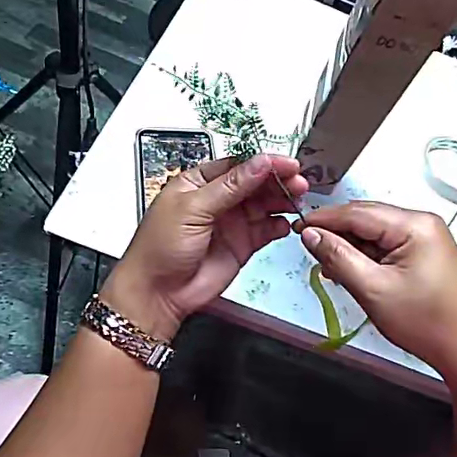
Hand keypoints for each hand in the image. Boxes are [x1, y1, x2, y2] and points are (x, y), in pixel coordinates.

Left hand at [102, 154, 307, 338]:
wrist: (157, 293)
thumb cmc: (159, 247)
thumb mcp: (194, 208)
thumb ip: (231, 186)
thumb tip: (259, 163)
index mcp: (200, 182)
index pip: (239, 165)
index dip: (264, 163)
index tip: (287, 164)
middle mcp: (219, 199)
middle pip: (257, 183)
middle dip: (279, 181)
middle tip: (298, 182)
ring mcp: (233, 222)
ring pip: (265, 204)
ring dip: (283, 200)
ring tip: (297, 200)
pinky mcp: (243, 244)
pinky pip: (268, 229)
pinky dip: (280, 225)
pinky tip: (287, 224)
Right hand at [297, 201, 456, 382]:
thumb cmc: (428, 322)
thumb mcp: (373, 289)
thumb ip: (339, 257)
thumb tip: (312, 235)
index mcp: (415, 224)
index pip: (358, 212)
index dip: (324, 220)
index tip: (298, 228)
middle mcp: (423, 223)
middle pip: (367, 218)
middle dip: (337, 233)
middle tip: (309, 249)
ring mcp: (427, 238)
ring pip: (377, 233)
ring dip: (352, 247)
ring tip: (330, 266)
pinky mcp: (426, 253)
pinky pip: (389, 245)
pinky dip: (368, 256)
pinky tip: (353, 271)